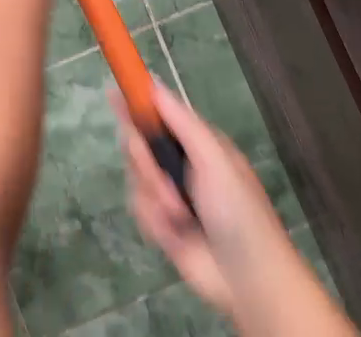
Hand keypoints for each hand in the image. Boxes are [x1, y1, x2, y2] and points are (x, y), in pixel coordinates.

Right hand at [114, 81, 289, 318]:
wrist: (246, 277)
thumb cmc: (237, 211)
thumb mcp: (214, 159)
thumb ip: (182, 122)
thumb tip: (154, 83)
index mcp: (198, 144)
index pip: (159, 114)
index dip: (136, 104)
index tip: (113, 94)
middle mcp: (181, 165)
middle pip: (139, 144)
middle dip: (145, 163)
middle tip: (161, 178)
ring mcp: (169, 194)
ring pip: (135, 177)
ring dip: (154, 197)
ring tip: (178, 214)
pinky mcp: (160, 223)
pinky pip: (138, 207)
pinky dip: (153, 220)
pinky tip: (174, 232)